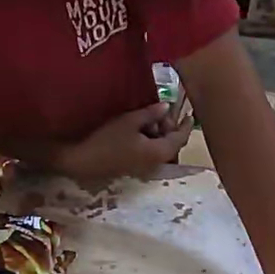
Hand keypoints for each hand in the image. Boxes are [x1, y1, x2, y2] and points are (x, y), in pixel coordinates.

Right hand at [51, 103, 189, 182]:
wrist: (84, 161)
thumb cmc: (108, 140)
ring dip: (157, 133)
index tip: (190, 114)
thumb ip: (151, 113)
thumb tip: (166, 107)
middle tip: (159, 111)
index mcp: (159, 152)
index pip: (180, 138)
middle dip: (168, 126)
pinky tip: (138, 130)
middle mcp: (156, 162)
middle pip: (171, 143)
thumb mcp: (130, 121)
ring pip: (160, 147)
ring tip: (146, 118)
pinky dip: (149, 140)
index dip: (185, 125)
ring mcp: (145, 166)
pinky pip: (150, 151)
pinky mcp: (135, 166)